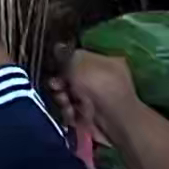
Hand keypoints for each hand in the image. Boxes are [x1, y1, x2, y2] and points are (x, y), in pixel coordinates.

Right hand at [48, 49, 143, 168]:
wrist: (113, 120)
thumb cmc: (97, 83)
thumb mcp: (77, 60)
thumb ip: (64, 53)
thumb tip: (57, 48)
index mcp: (106, 62)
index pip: (80, 57)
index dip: (65, 61)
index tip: (55, 65)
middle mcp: (103, 80)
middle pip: (71, 77)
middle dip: (60, 82)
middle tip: (56, 86)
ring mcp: (98, 100)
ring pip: (69, 95)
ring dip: (62, 97)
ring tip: (64, 100)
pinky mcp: (91, 118)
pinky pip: (72, 111)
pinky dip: (68, 112)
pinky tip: (70, 112)